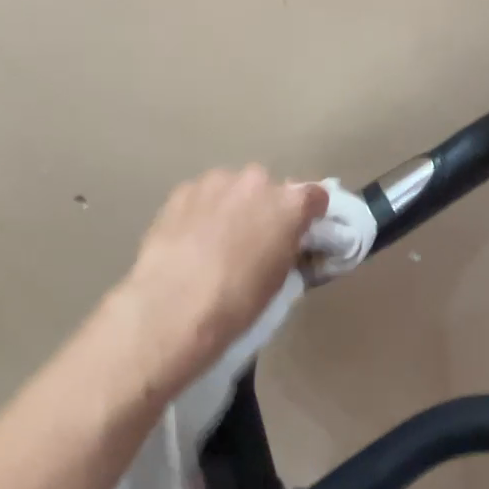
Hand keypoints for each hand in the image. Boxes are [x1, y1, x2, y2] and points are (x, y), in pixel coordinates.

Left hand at [122, 166, 327, 386]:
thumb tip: (283, 241)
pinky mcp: (183, 190)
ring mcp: (217, 182)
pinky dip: (201, 211)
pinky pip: (202, 196)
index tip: (298, 233)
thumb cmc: (238, 302)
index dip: (308, 215)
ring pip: (233, 188)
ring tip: (214, 240)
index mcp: (290, 205)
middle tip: (252, 240)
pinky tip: (189, 240)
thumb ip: (288, 247)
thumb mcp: (280, 279)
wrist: (173, 307)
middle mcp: (257, 182)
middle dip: (264, 208)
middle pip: (269, 189)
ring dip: (231, 206)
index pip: (314, 196)